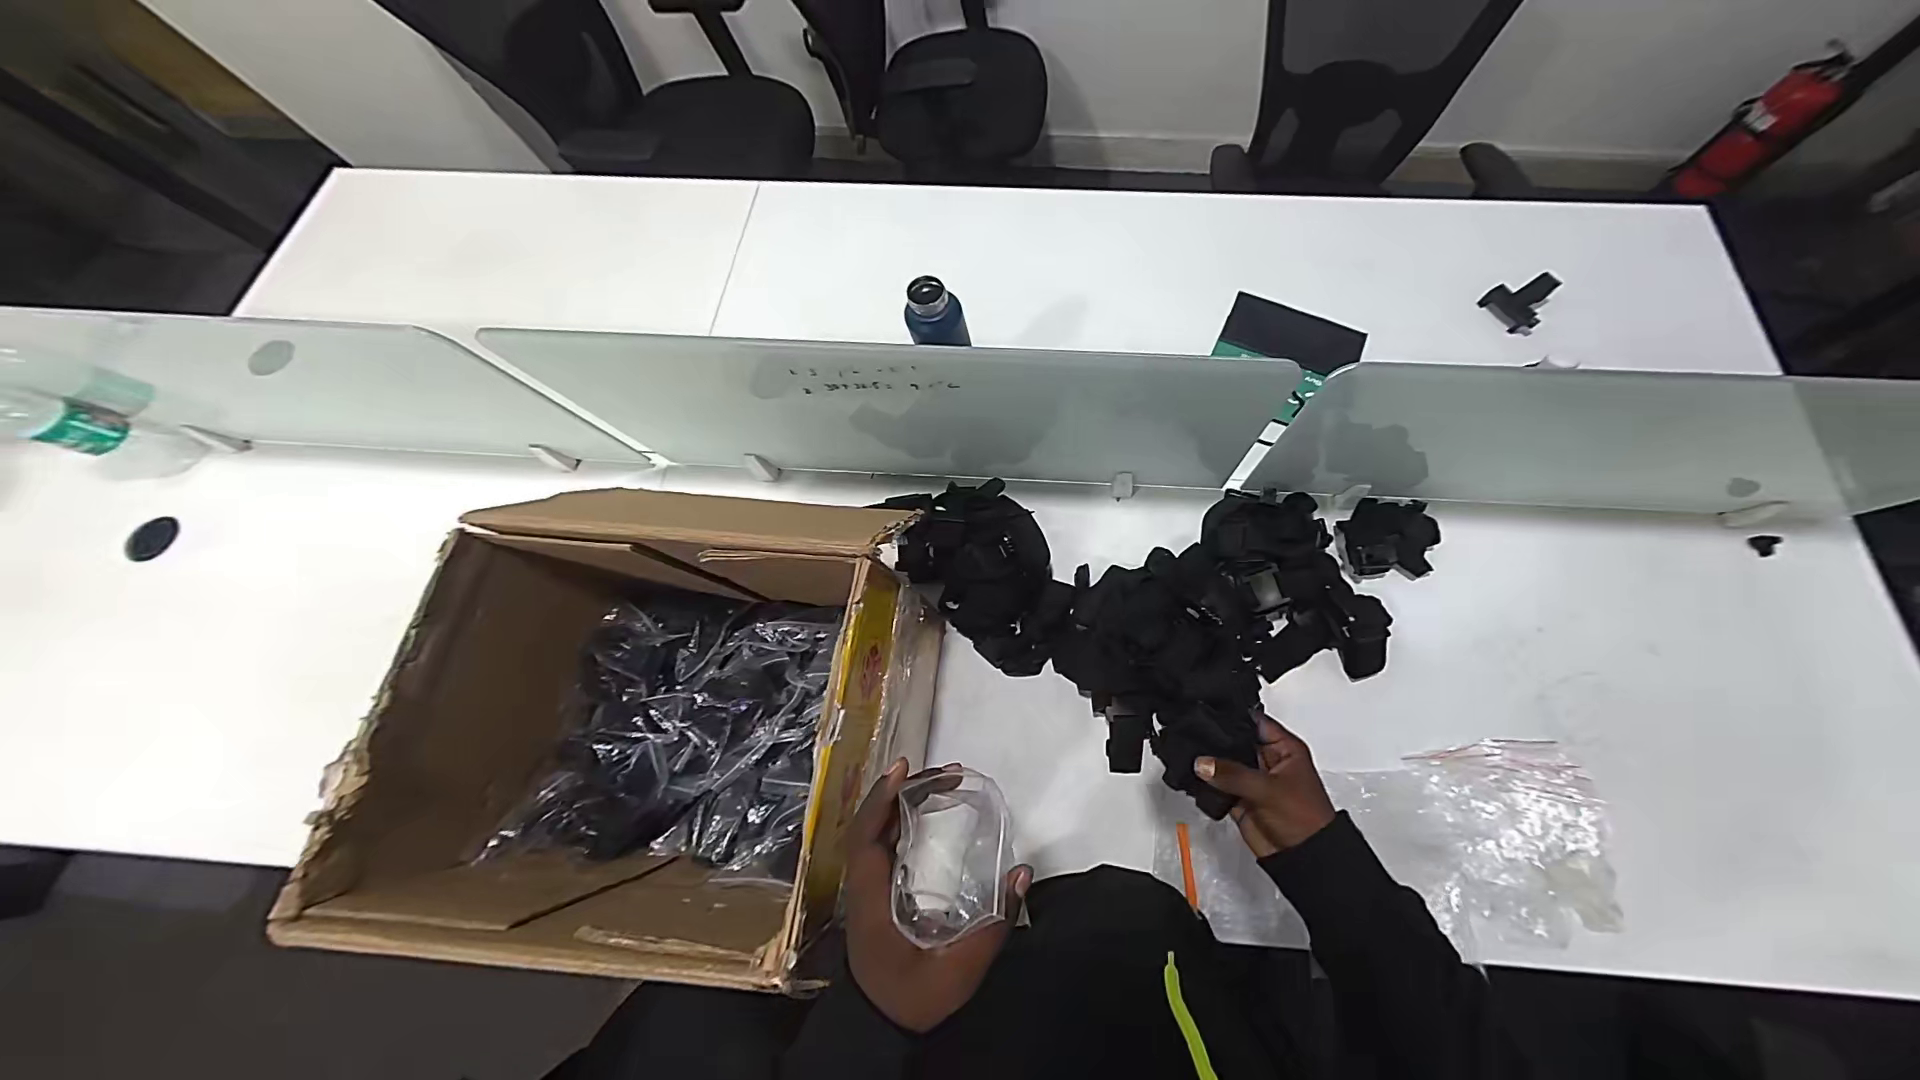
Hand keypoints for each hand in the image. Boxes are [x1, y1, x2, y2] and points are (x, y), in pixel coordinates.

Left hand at [843, 758, 1032, 1032]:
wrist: (878, 1029)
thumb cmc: (914, 1000)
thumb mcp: (959, 971)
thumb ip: (994, 925)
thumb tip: (1021, 873)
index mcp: (870, 902)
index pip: (865, 837)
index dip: (881, 799)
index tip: (905, 769)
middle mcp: (862, 887)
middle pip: (871, 824)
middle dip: (902, 791)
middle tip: (947, 775)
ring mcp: (865, 888)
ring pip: (875, 830)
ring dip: (901, 801)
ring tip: (941, 783)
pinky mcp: (874, 892)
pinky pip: (881, 842)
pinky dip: (898, 818)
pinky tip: (923, 811)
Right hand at [1196, 712, 1336, 857]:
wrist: (1303, 860)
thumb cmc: (1305, 820)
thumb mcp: (1269, 790)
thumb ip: (1233, 774)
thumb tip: (1202, 763)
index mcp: (1283, 748)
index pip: (1254, 720)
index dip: (1233, 714)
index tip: (1207, 708)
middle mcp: (1266, 760)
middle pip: (1235, 739)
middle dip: (1214, 738)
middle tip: (1190, 730)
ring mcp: (1251, 778)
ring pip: (1223, 761)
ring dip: (1208, 761)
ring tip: (1187, 752)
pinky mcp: (1238, 797)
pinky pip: (1216, 783)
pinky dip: (1204, 781)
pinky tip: (1191, 775)